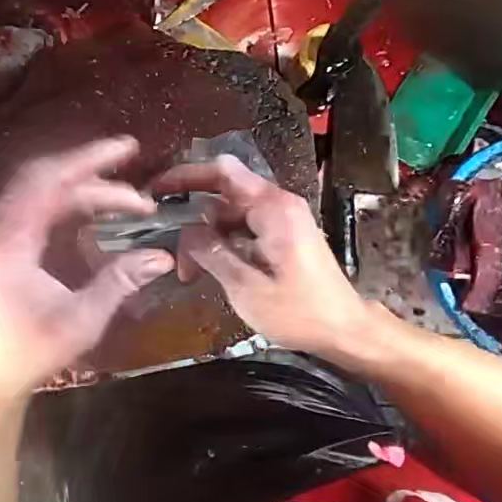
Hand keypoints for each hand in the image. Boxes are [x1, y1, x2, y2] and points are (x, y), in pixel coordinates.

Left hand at [0, 137, 175, 393]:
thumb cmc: (32, 350)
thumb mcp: (81, 319)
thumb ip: (120, 282)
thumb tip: (163, 256)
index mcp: (7, 241)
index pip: (46, 180)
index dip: (88, 159)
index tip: (127, 148)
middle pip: (48, 182)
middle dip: (97, 176)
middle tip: (139, 179)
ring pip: (47, 195)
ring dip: (89, 194)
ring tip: (133, 203)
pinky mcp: (5, 243)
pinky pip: (41, 210)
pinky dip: (74, 207)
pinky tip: (104, 214)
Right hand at [153, 155, 375, 359]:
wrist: (345, 330)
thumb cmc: (301, 313)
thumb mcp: (248, 288)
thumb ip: (212, 254)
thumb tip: (185, 233)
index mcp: (273, 208)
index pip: (223, 172)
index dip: (186, 175)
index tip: (157, 190)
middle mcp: (278, 205)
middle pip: (224, 194)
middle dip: (193, 217)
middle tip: (168, 245)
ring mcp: (282, 220)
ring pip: (231, 214)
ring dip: (207, 236)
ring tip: (188, 269)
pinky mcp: (283, 236)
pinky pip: (245, 229)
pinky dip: (225, 244)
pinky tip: (208, 268)